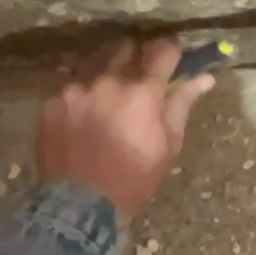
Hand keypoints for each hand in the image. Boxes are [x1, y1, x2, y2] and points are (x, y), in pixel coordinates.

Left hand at [38, 39, 214, 219]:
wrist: (78, 207)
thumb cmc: (134, 179)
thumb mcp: (168, 145)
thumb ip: (182, 104)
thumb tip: (205, 77)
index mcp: (143, 91)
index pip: (162, 50)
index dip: (170, 51)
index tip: (172, 59)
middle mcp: (108, 80)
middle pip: (125, 47)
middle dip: (136, 56)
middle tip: (139, 76)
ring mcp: (75, 88)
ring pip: (94, 59)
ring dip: (106, 67)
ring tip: (108, 88)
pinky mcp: (51, 100)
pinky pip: (69, 81)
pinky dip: (81, 88)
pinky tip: (83, 107)